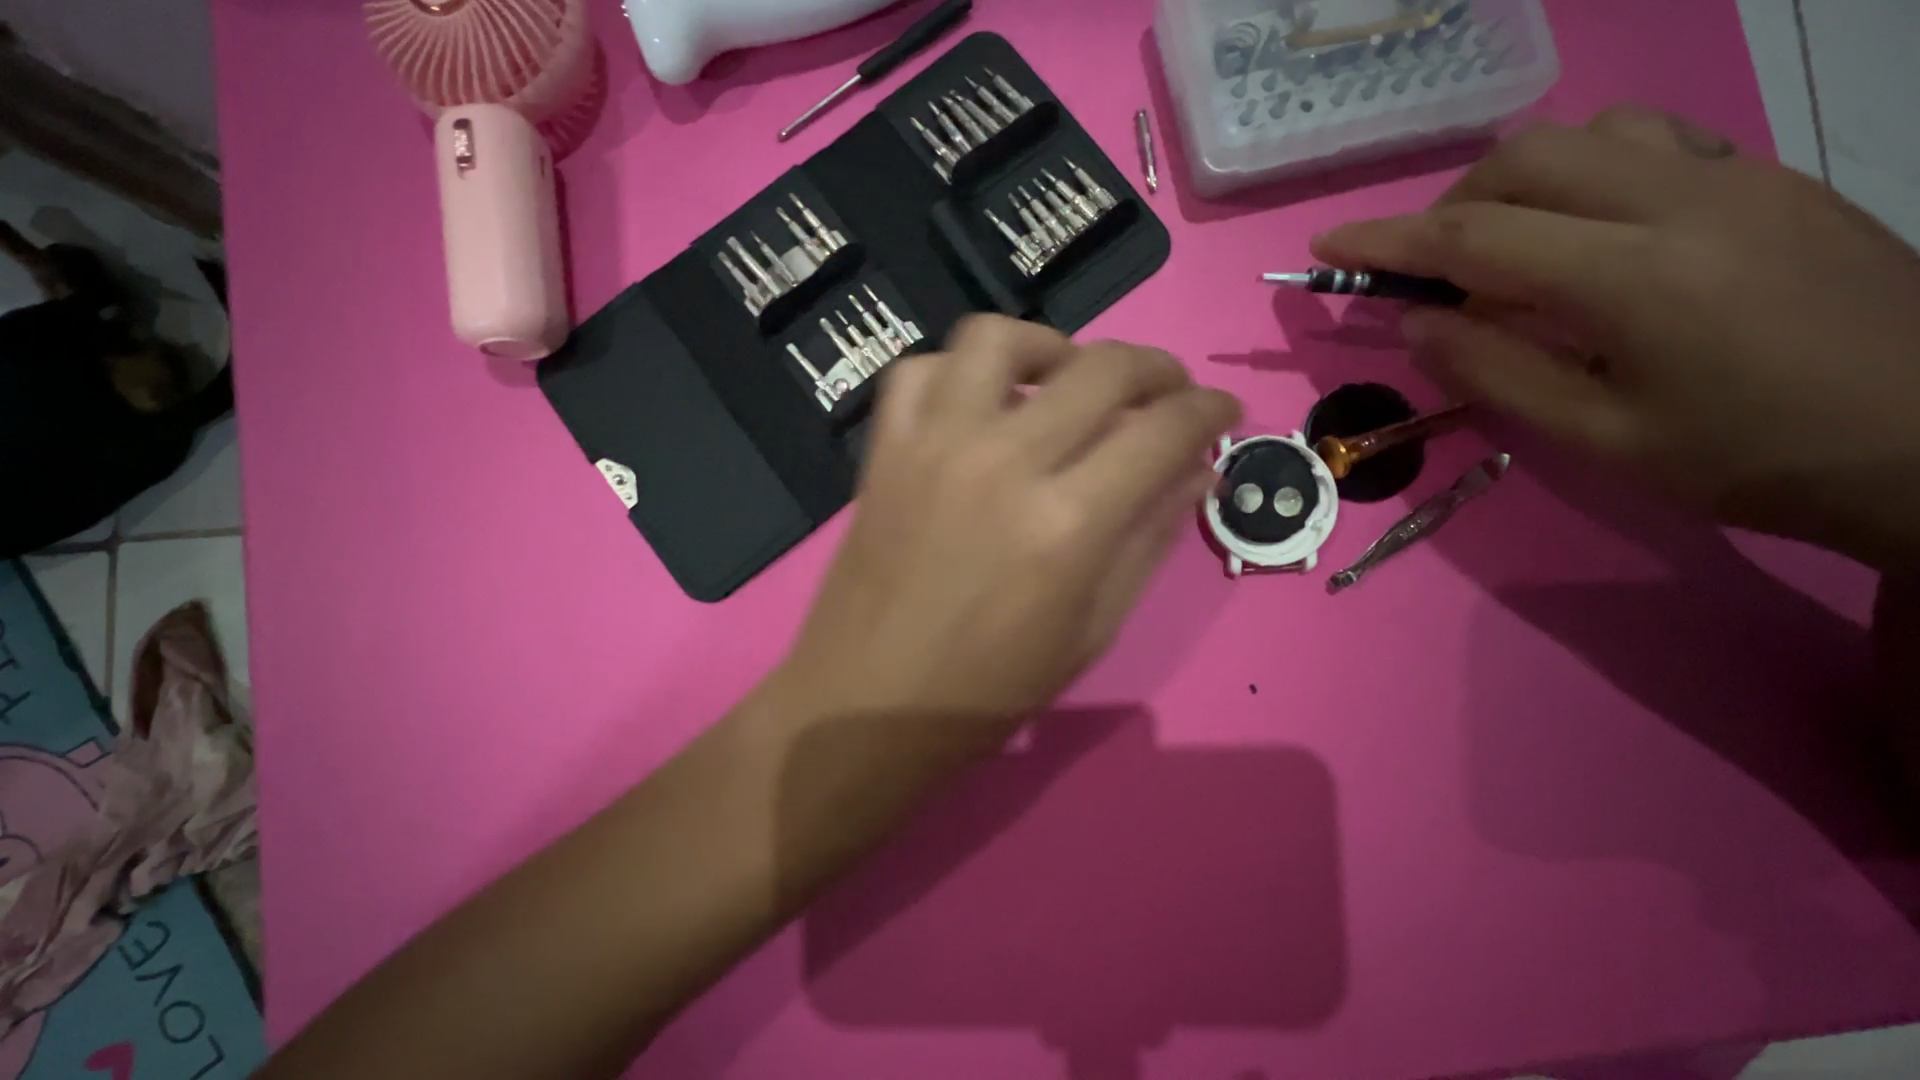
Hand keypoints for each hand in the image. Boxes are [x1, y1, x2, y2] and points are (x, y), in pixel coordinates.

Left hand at [775, 315, 1239, 723]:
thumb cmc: (988, 689)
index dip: (1209, 411)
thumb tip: (1196, 472)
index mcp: (1068, 522)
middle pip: (1102, 368)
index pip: (1163, 431)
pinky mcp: (885, 450)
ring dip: (1052, 347)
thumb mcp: (1092, 631)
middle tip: (1167, 393)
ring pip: (998, 338)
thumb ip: (1148, 540)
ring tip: (1067, 380)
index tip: (1222, 413)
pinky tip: (980, 403)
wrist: (868, 704)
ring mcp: (936, 445)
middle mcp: (1004, 462)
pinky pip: (919, 371)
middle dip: (1157, 369)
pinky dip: (958, 371)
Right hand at [1313, 105, 1919, 569]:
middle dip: (1452, 207)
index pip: (1473, 237)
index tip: (1327, 249)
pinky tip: (1592, 229)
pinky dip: (1589, 172)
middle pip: (1527, 158)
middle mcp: (1682, 198)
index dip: (1387, 242)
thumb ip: (1497, 372)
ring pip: (1592, 133)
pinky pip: (1654, 143)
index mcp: (1633, 274)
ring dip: (1520, 179)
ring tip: (1509, 247)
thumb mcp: (1603, 438)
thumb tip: (1417, 325)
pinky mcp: (1773, 179)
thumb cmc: (1754, 459)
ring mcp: (1737, 177)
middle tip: (1430, 274)